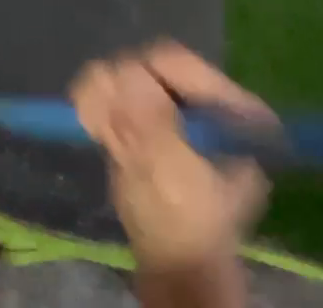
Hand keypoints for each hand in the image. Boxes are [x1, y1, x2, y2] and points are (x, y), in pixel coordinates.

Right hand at [70, 41, 274, 270]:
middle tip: (111, 136)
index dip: (138, 81)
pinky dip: (91, 109)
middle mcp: (202, 97)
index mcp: (231, 107)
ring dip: (101, 106)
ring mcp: (170, 105)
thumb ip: (152, 123)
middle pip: (139, 65)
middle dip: (116, 99)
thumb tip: (125, 70)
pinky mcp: (141, 114)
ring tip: (108, 142)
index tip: (119, 116)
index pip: (172, 62)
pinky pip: (101, 89)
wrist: (170, 260)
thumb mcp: (172, 176)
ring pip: (115, 74)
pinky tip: (100, 137)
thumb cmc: (183, 224)